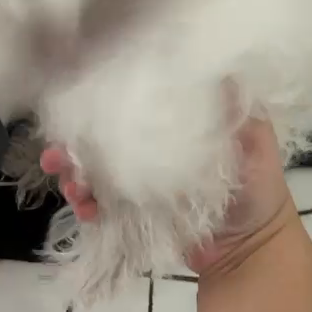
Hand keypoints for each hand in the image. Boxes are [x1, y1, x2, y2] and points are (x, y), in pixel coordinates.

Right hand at [39, 116, 296, 279]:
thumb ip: (230, 107)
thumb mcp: (252, 137)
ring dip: (75, 179)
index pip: (134, 109)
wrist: (249, 248)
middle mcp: (152, 152)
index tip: (79, 107)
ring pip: (94, 176)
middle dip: (74, 148)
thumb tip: (205, 64)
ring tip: (71, 186)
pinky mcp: (130, 216)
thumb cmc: (256, 188)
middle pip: (103, 143)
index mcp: (176, 127)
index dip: (104, 107)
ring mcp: (138, 186)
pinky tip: (85, 209)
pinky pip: (99, 208)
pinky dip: (87, 207)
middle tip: (54, 155)